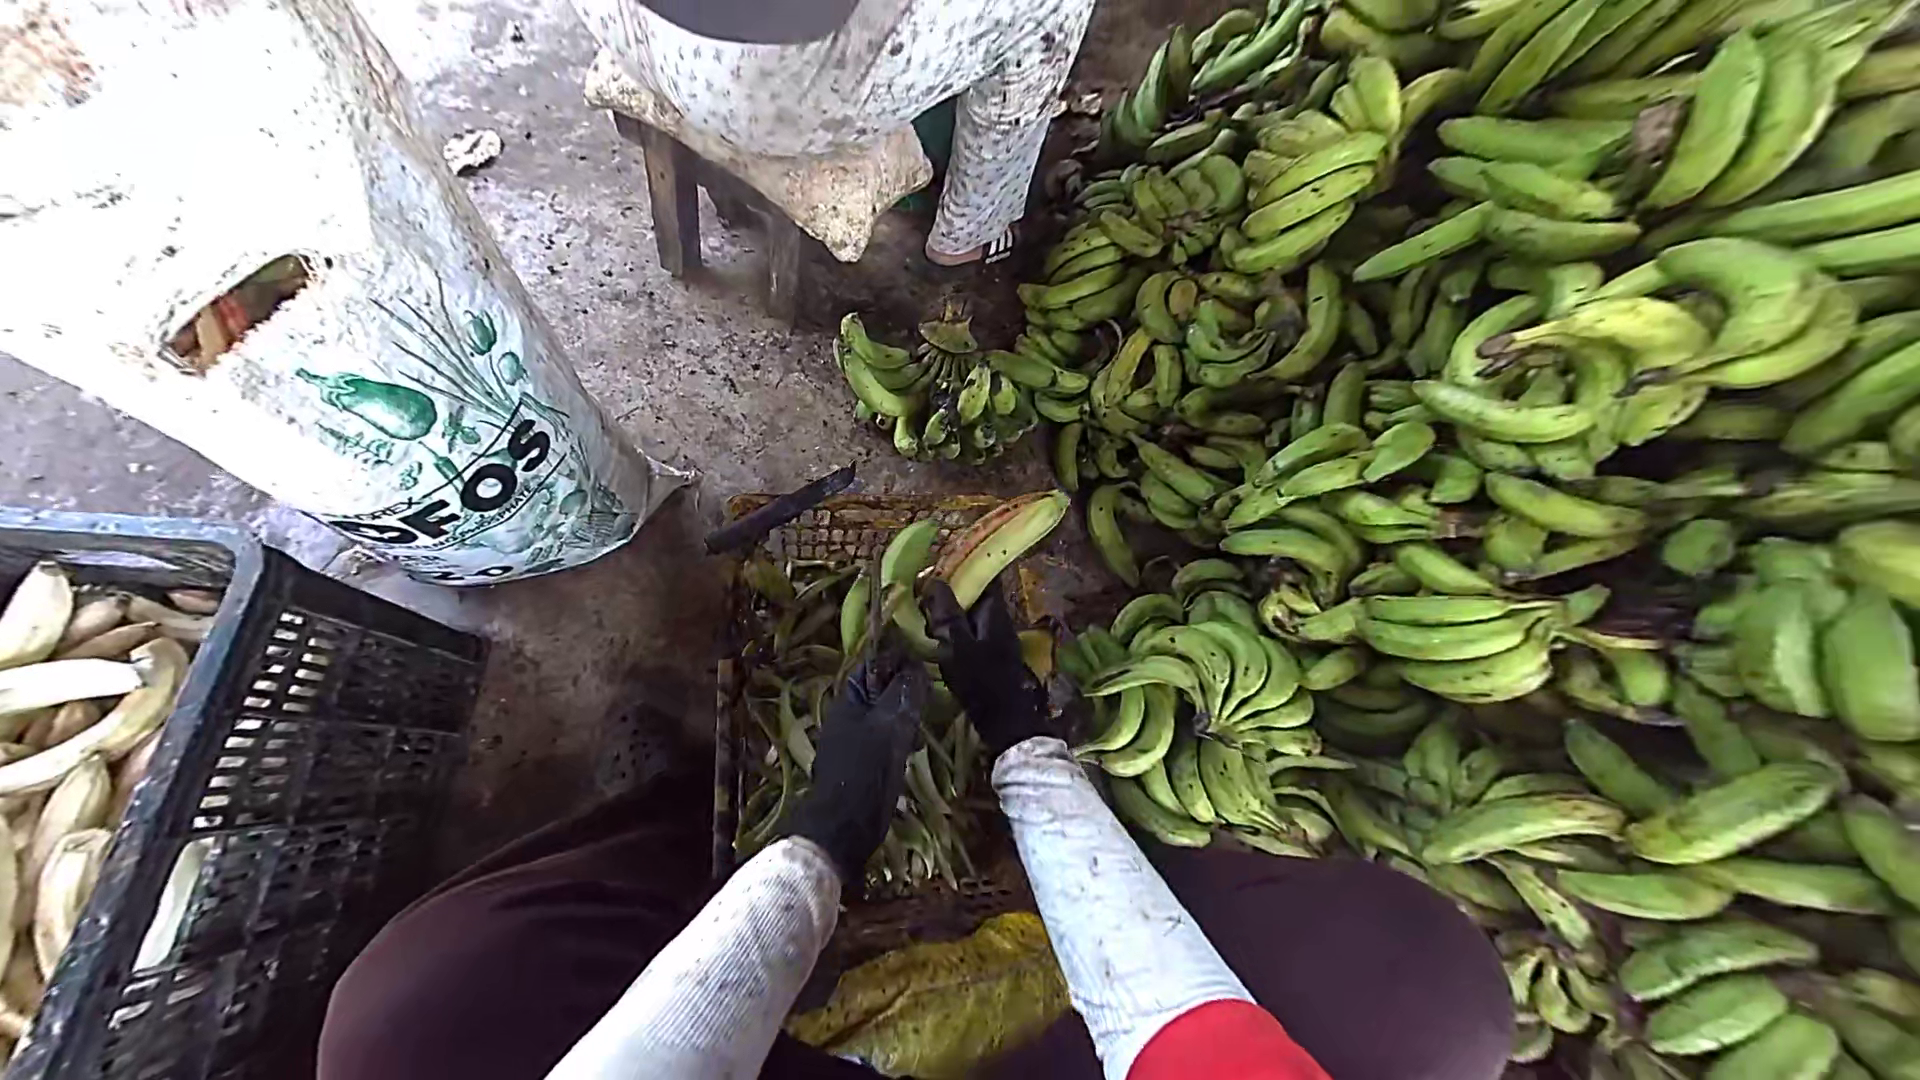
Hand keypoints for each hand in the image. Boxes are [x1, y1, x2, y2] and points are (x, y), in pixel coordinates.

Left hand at [784, 656, 926, 885]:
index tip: (926, 661)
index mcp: (849, 699)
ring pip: (886, 713)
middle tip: (931, 690)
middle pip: (881, 688)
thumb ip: (904, 693)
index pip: (873, 664)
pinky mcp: (865, 760)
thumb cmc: (866, 769)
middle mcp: (849, 714)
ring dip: (906, 712)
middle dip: (906, 687)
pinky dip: (902, 734)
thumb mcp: (891, 725)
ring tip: (927, 717)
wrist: (845, 826)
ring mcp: (855, 738)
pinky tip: (916, 743)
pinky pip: (887, 736)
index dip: (898, 660)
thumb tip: (917, 666)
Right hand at [927, 578, 1050, 755]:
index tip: (935, 571)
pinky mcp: (990, 653)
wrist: (1003, 721)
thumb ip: (947, 614)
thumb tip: (933, 581)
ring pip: (970, 615)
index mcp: (994, 612)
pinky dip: (954, 633)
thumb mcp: (957, 645)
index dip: (961, 569)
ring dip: (949, 616)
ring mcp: (996, 637)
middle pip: (974, 595)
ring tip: (928, 625)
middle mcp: (998, 620)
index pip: (984, 576)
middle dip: (949, 596)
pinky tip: (939, 644)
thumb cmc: (980, 681)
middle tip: (924, 603)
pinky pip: (970, 632)